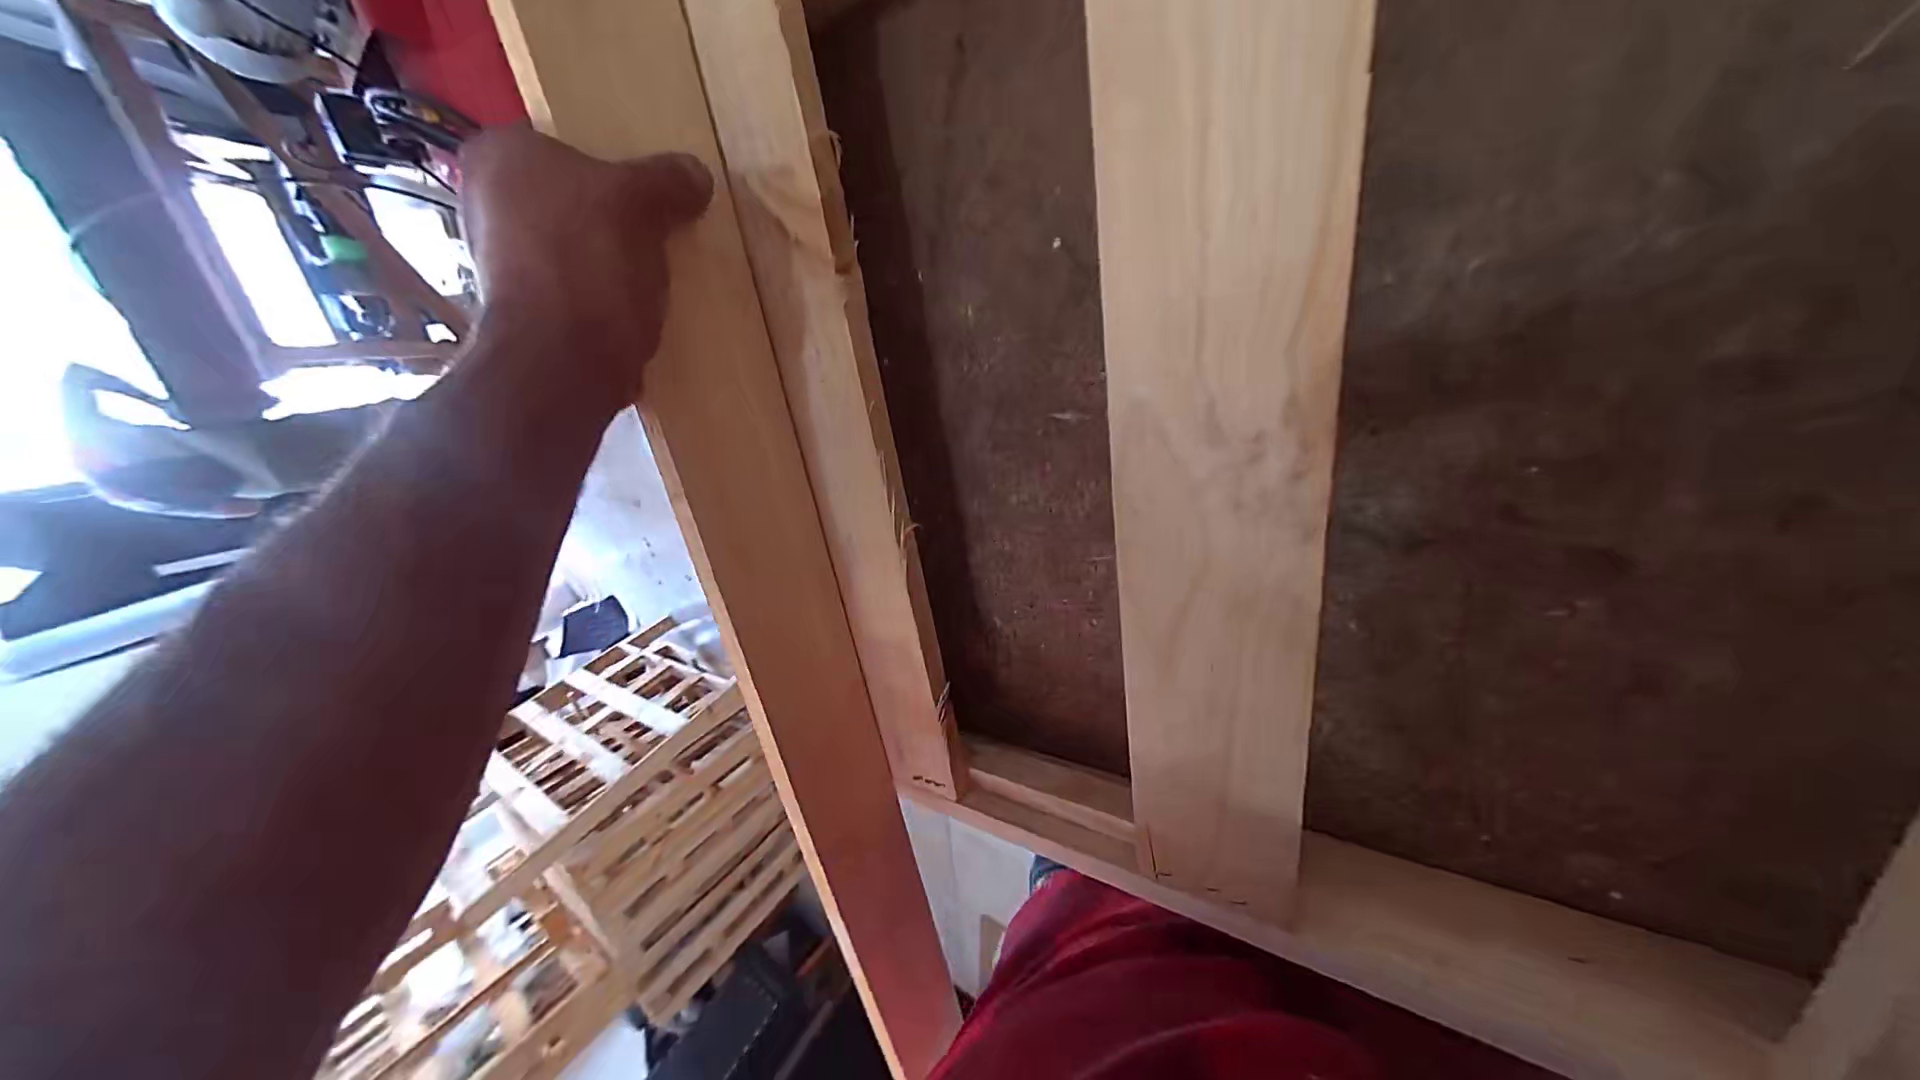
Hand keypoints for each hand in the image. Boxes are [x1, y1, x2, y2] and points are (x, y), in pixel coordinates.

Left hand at [459, 126, 713, 404]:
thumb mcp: (642, 203)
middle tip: (658, 240)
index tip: (649, 202)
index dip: (616, 175)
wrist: (565, 357)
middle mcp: (483, 200)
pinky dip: (601, 299)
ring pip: (576, 249)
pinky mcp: (523, 311)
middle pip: (573, 202)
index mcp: (499, 152)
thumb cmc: (590, 260)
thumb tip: (696, 173)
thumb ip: (668, 180)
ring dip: (611, 264)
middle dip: (615, 222)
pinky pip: (575, 291)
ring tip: (649, 282)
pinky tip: (629, 313)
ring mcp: (498, 260)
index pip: (569, 148)